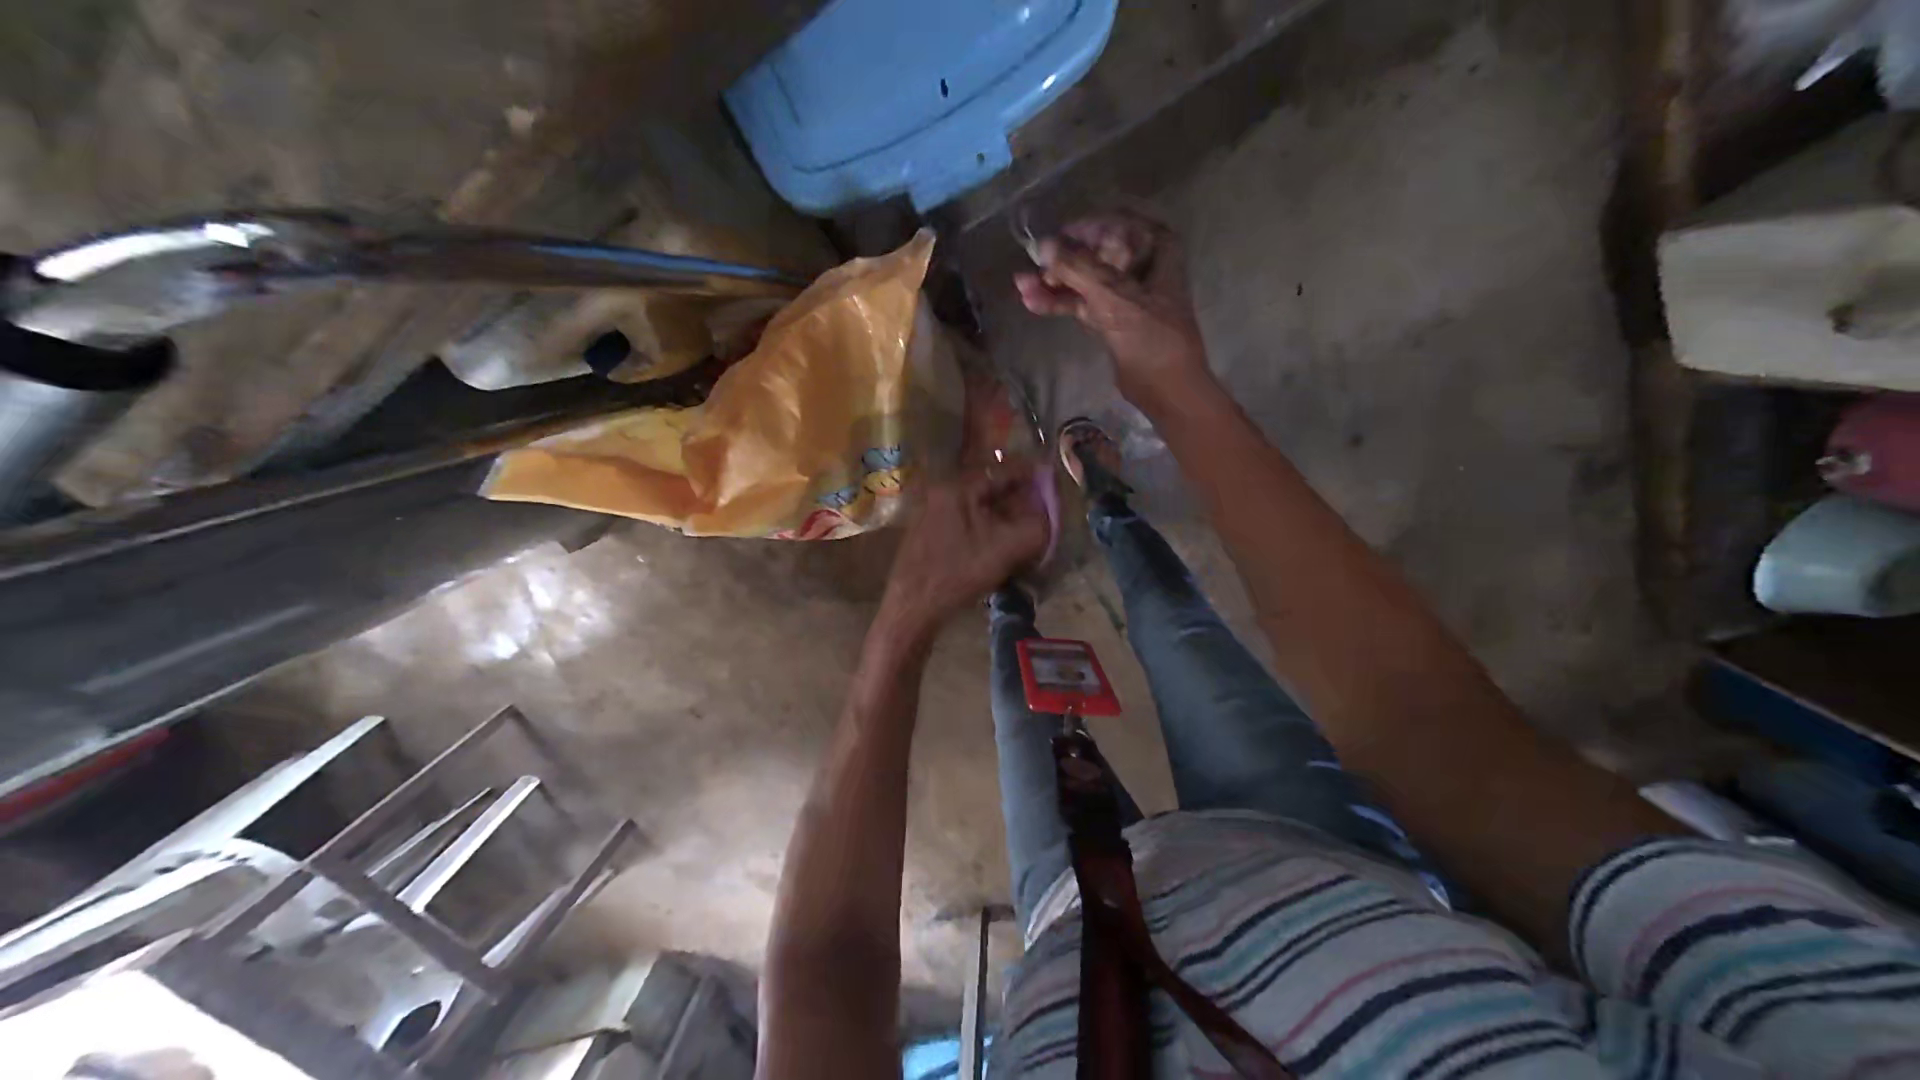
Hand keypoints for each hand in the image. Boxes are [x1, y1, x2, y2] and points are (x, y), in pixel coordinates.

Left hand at [878, 462, 1050, 639]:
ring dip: (1000, 515)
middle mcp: (940, 492)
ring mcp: (929, 512)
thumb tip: (1049, 512)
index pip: (1002, 471)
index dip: (1030, 476)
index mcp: (957, 487)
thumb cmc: (958, 574)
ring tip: (1021, 529)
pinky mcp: (925, 533)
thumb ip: (1036, 526)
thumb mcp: (1006, 549)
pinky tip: (995, 546)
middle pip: (988, 488)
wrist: (912, 608)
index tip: (1050, 482)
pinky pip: (963, 521)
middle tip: (1038, 510)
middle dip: (1015, 498)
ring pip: (976, 507)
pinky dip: (983, 528)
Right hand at [1013, 210, 1211, 404]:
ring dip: (1054, 282)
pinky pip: (1081, 302)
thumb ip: (1077, 268)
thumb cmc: (1152, 336)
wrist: (1167, 387)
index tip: (1055, 236)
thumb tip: (1041, 245)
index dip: (1084, 227)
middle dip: (1062, 258)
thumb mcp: (1114, 296)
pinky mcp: (1110, 319)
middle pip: (1095, 251)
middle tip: (1035, 264)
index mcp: (1155, 248)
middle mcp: (1140, 265)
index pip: (1115, 222)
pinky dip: (1059, 302)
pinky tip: (1032, 302)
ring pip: (1084, 279)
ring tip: (1022, 284)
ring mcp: (1123, 294)